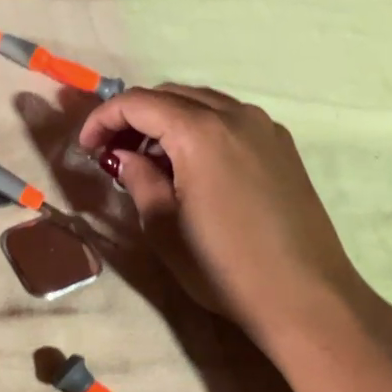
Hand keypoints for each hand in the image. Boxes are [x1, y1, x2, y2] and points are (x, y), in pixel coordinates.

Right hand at [79, 85, 373, 344]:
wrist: (305, 296)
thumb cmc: (223, 265)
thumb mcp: (164, 226)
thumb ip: (139, 179)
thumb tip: (125, 157)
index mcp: (200, 132)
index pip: (138, 103)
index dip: (104, 118)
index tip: (87, 147)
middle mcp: (235, 115)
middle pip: (171, 94)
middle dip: (134, 115)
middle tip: (112, 150)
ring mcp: (264, 128)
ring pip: (203, 102)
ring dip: (168, 119)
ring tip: (148, 157)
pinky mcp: (282, 147)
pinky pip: (230, 119)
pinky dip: (200, 127)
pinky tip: (191, 163)